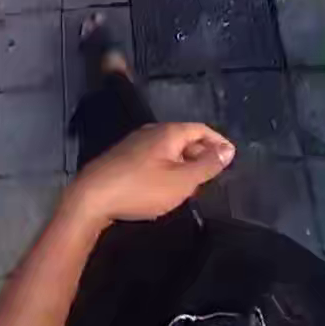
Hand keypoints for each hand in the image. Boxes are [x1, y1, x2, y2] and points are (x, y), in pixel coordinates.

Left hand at [63, 123, 234, 226]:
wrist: (94, 196)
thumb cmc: (141, 188)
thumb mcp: (181, 181)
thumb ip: (206, 165)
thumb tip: (228, 149)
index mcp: (168, 132)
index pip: (200, 129)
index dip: (217, 141)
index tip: (231, 156)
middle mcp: (153, 131)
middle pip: (184, 137)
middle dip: (202, 152)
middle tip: (215, 173)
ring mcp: (136, 142)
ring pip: (170, 148)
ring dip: (185, 161)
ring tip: (195, 182)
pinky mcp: (125, 156)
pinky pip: (156, 156)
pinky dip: (170, 166)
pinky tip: (168, 185)